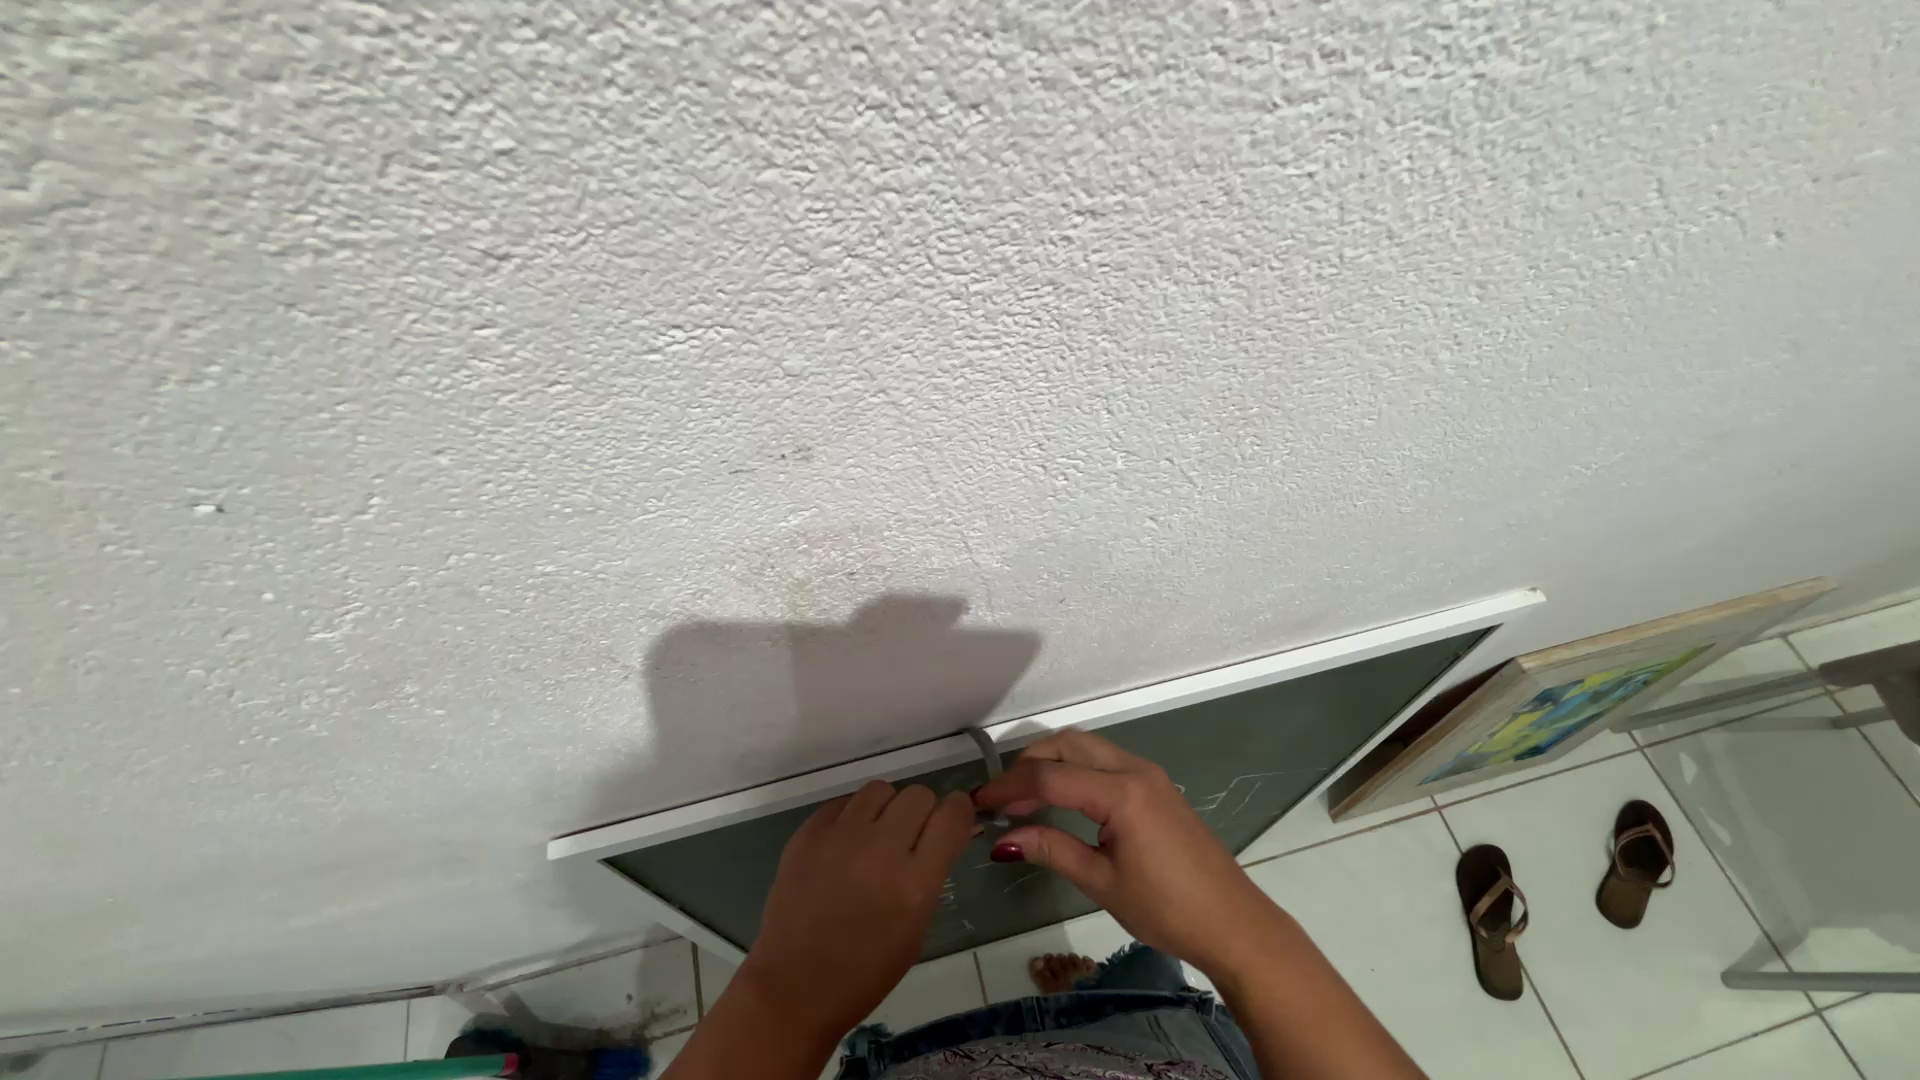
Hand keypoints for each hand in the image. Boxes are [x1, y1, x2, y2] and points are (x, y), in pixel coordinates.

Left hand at [734, 781, 974, 1039]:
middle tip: (911, 837)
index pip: (952, 815)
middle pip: (918, 794)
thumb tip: (945, 833)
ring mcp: (839, 838)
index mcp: (914, 883)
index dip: (958, 812)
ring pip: (880, 789)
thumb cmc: (865, 972)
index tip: (952, 821)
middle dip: (923, 811)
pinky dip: (851, 816)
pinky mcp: (806, 835)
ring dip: (887, 808)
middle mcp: (880, 850)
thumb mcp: (916, 929)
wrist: (794, 987)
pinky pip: (842, 803)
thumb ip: (932, 873)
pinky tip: (845, 844)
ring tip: (876, 835)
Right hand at [972, 730, 1283, 976]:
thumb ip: (1052, 850)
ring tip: (1025, 799)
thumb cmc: (1167, 909)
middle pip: (1067, 745)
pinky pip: (1105, 760)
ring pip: (1087, 746)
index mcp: (1121, 793)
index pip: (1050, 777)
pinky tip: (1062, 799)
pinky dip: (1075, 768)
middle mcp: (1134, 770)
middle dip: (1028, 764)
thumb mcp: (1102, 883)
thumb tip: (1003, 840)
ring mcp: (1149, 774)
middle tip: (1002, 799)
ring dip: (1052, 762)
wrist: (1234, 923)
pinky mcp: (1156, 786)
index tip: (978, 803)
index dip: (1008, 788)